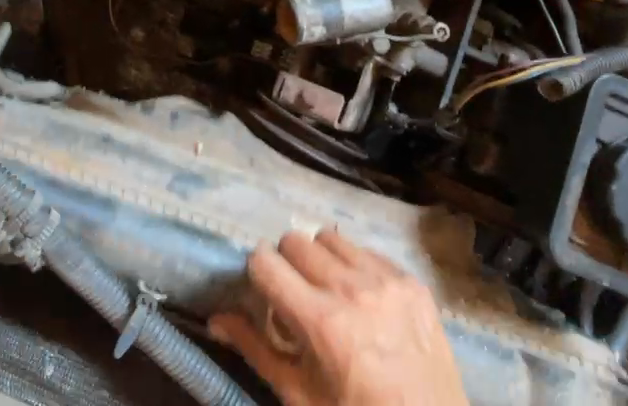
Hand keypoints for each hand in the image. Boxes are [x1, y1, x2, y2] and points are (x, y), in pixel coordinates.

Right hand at [210, 230, 465, 405]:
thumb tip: (215, 319)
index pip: (264, 261)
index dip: (258, 273)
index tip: (264, 291)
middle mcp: (352, 289)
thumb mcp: (300, 395)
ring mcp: (387, 281)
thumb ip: (256, 349)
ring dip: (321, 258)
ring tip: (330, 290)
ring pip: (330, 237)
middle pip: (295, 240)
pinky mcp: (412, 281)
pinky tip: (364, 298)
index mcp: (320, 320)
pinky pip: (368, 250)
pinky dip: (356, 266)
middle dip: (287, 263)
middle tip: (296, 294)